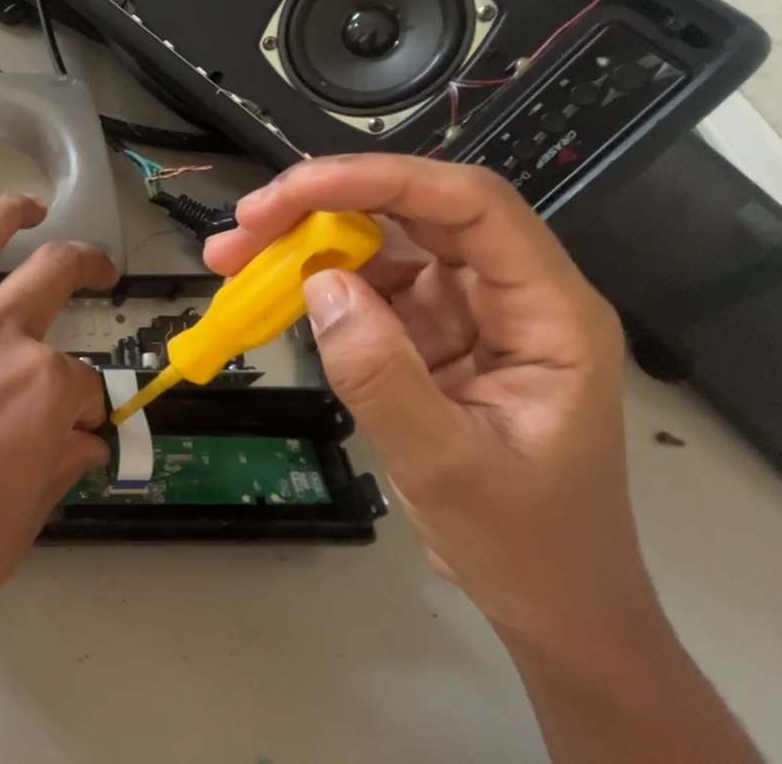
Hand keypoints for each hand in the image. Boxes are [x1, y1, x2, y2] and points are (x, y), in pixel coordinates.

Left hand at [0, 194, 118, 671]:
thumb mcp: (25, 518)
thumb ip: (60, 463)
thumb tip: (83, 440)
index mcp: (41, 387)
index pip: (84, 384)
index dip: (89, 408)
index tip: (80, 429)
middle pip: (53, 275)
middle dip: (89, 265)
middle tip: (100, 268)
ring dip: (9, 212)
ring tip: (28, 207)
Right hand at [205, 156, 648, 640]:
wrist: (549, 601)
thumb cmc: (524, 543)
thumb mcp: (446, 464)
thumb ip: (382, 373)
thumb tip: (319, 284)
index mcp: (549, 313)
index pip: (472, 207)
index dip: (381, 180)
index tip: (292, 193)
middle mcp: (510, 295)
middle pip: (418, 214)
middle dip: (325, 207)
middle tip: (242, 226)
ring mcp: (469, 314)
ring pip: (384, 246)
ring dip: (307, 244)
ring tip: (232, 259)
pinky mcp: (432, 337)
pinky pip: (368, 291)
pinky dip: (313, 286)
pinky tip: (266, 295)